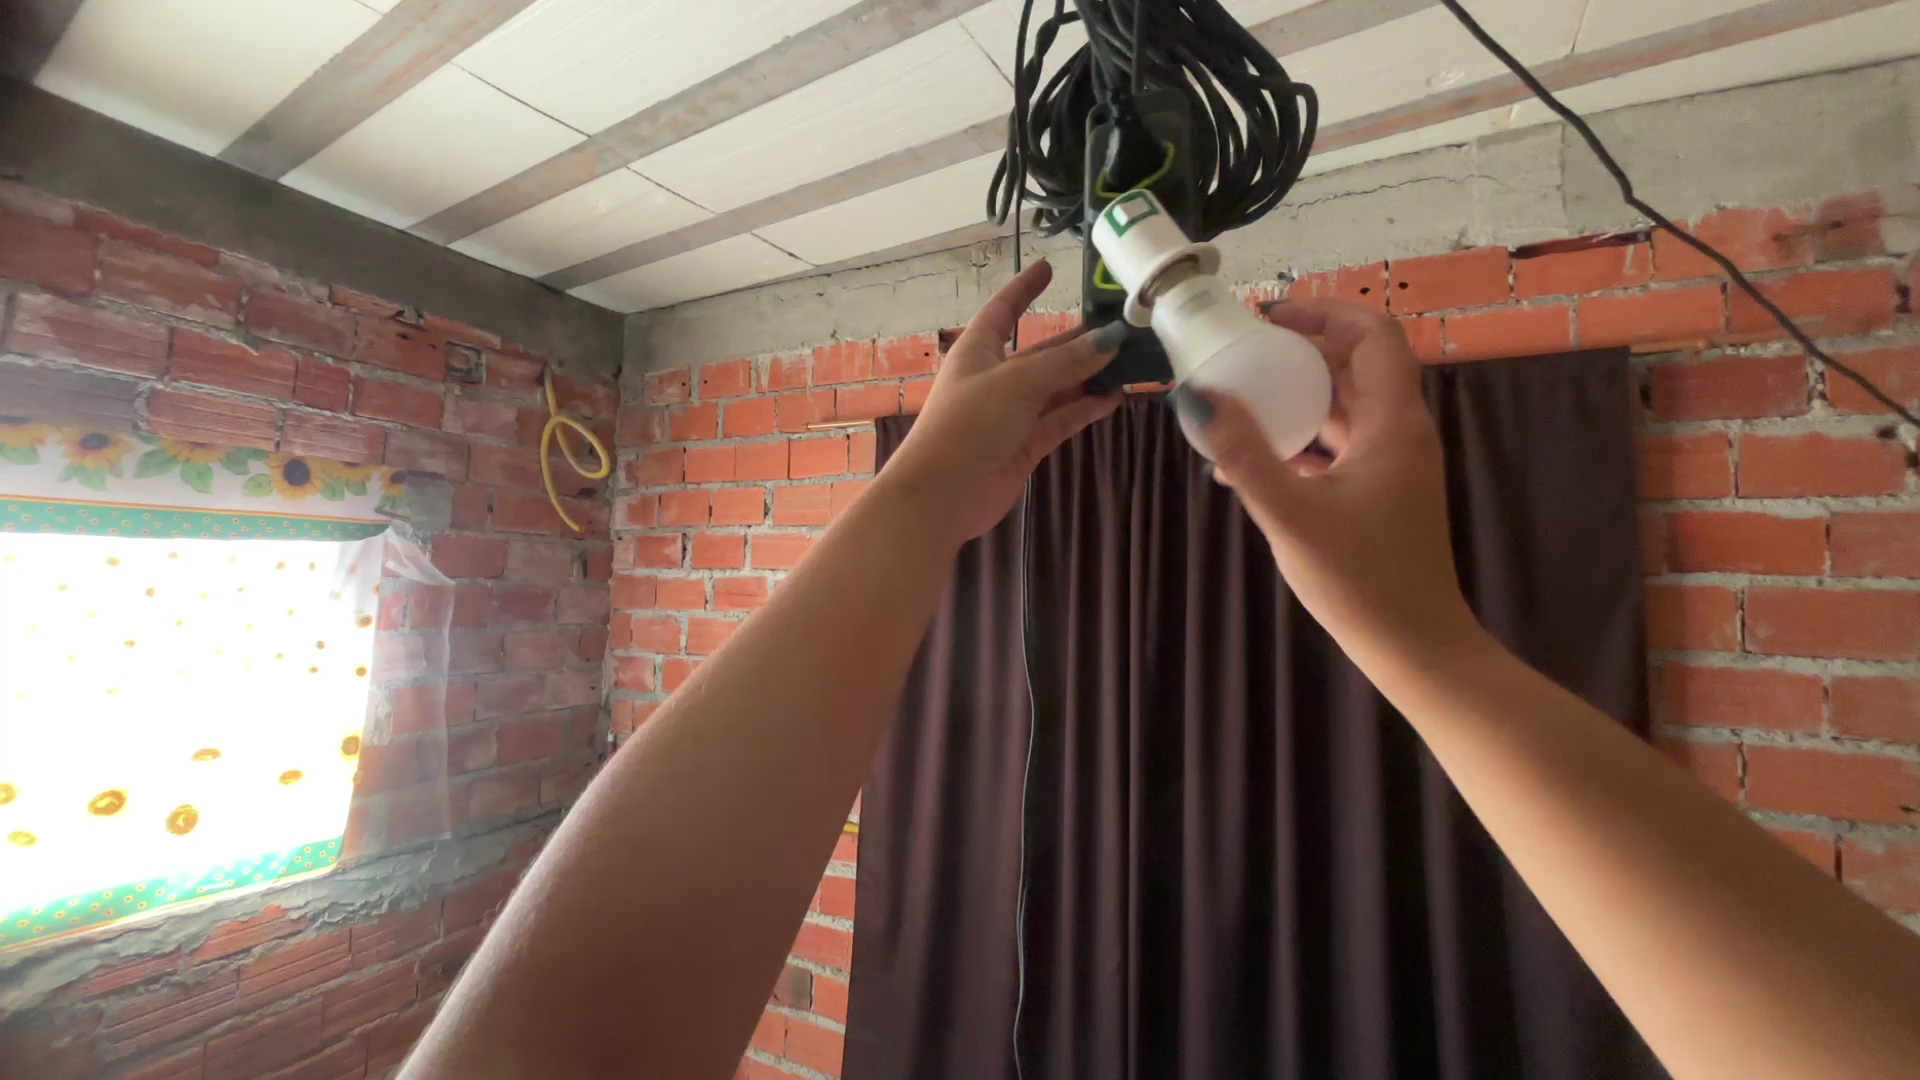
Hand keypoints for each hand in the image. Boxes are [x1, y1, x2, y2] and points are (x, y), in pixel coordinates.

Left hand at [878, 261, 1122, 541]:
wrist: (944, 493)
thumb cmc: (970, 423)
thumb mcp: (1018, 381)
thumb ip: (1066, 362)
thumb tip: (1111, 338)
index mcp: (978, 351)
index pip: (1003, 311)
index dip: (1024, 289)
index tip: (1048, 269)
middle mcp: (995, 379)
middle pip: (1041, 352)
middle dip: (1077, 341)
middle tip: (1122, 327)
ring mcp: (1011, 415)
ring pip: (1056, 388)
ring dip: (1089, 376)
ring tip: (1129, 362)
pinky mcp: (1025, 446)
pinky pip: (1060, 419)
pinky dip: (1085, 408)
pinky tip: (1114, 397)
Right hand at [1192, 299, 1478, 665]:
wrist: (1413, 644)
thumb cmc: (1359, 579)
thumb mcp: (1290, 514)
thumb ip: (1243, 454)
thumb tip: (1196, 396)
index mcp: (1392, 424)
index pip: (1372, 336)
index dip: (1324, 315)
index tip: (1268, 319)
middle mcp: (1398, 433)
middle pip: (1355, 367)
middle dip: (1299, 353)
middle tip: (1241, 354)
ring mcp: (1389, 464)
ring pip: (1343, 408)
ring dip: (1294, 397)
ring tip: (1238, 399)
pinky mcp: (1376, 491)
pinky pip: (1335, 445)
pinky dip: (1297, 439)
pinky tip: (1251, 460)